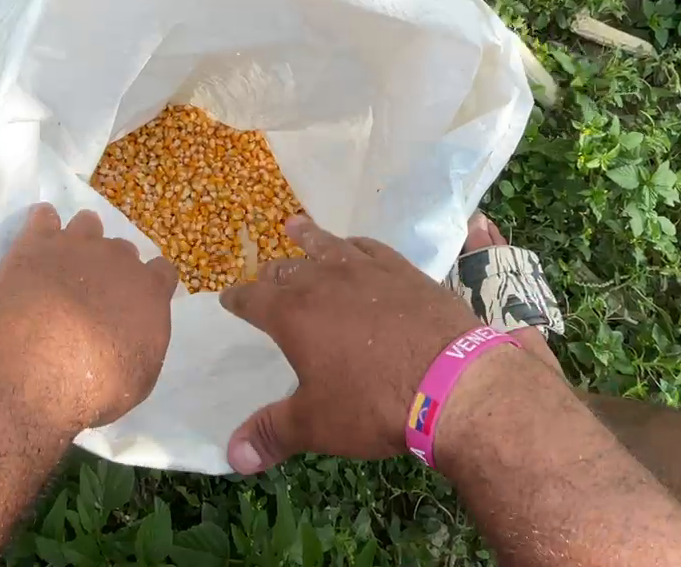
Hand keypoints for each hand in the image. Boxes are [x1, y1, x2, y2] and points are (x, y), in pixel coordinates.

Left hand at [0, 204, 178, 428]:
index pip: (163, 272)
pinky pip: (43, 218)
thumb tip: (134, 336)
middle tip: (95, 292)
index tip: (138, 300)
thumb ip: (142, 345)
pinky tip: (38, 238)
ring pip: (88, 223)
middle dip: (113, 266)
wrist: (42, 361)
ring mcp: (77, 245)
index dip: (151, 283)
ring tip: (67, 258)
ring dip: (82, 238)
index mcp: (149, 290)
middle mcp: (118, 258)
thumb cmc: (97, 383)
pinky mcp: (38, 242)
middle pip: (122, 249)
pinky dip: (42, 224)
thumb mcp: (137, 379)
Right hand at [218, 216, 486, 472]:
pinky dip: (354, 245)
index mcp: (291, 313)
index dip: (237, 299)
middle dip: (271, 274)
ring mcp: (364, 270)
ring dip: (307, 237)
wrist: (452, 381)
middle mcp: (321, 280)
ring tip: (295, 226)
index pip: (251, 298)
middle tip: (266, 278)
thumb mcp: (316, 425)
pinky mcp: (401, 270)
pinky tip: (355, 246)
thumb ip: (271, 434)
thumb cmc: (373, 404)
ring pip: (325, 244)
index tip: (228, 299)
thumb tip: (231, 456)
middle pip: (286, 268)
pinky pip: (369, 247)